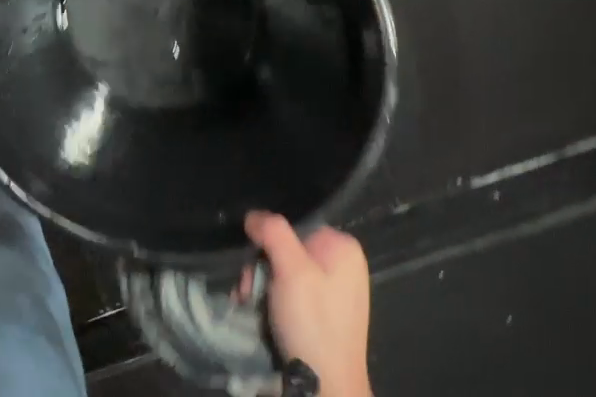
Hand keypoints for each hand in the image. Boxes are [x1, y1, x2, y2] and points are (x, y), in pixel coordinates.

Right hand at [245, 211, 371, 396]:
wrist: (327, 383)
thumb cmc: (313, 321)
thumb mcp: (292, 270)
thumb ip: (273, 232)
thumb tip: (253, 215)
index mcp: (343, 247)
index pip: (294, 224)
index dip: (270, 240)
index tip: (256, 262)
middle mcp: (341, 264)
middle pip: (286, 248)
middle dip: (261, 267)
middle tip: (252, 288)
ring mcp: (333, 289)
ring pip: (282, 270)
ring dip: (261, 284)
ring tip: (254, 303)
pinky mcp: (323, 311)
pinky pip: (289, 291)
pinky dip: (271, 298)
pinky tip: (262, 311)